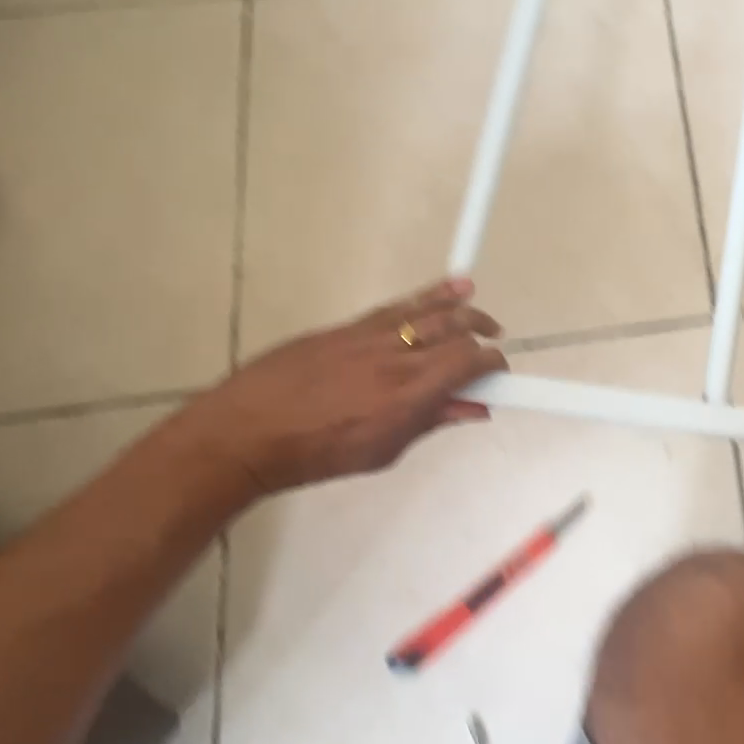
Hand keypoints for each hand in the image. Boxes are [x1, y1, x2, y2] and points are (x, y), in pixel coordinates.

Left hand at [167, 278, 507, 495]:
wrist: (243, 433)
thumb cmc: (316, 454)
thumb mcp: (384, 450)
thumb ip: (432, 422)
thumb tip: (475, 409)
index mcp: (408, 395)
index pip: (469, 363)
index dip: (494, 364)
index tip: (500, 372)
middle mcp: (395, 359)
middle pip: (455, 330)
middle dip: (482, 332)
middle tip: (493, 340)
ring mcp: (369, 337)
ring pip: (428, 310)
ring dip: (461, 307)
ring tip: (477, 305)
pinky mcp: (346, 328)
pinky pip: (397, 307)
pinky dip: (429, 296)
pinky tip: (451, 289)